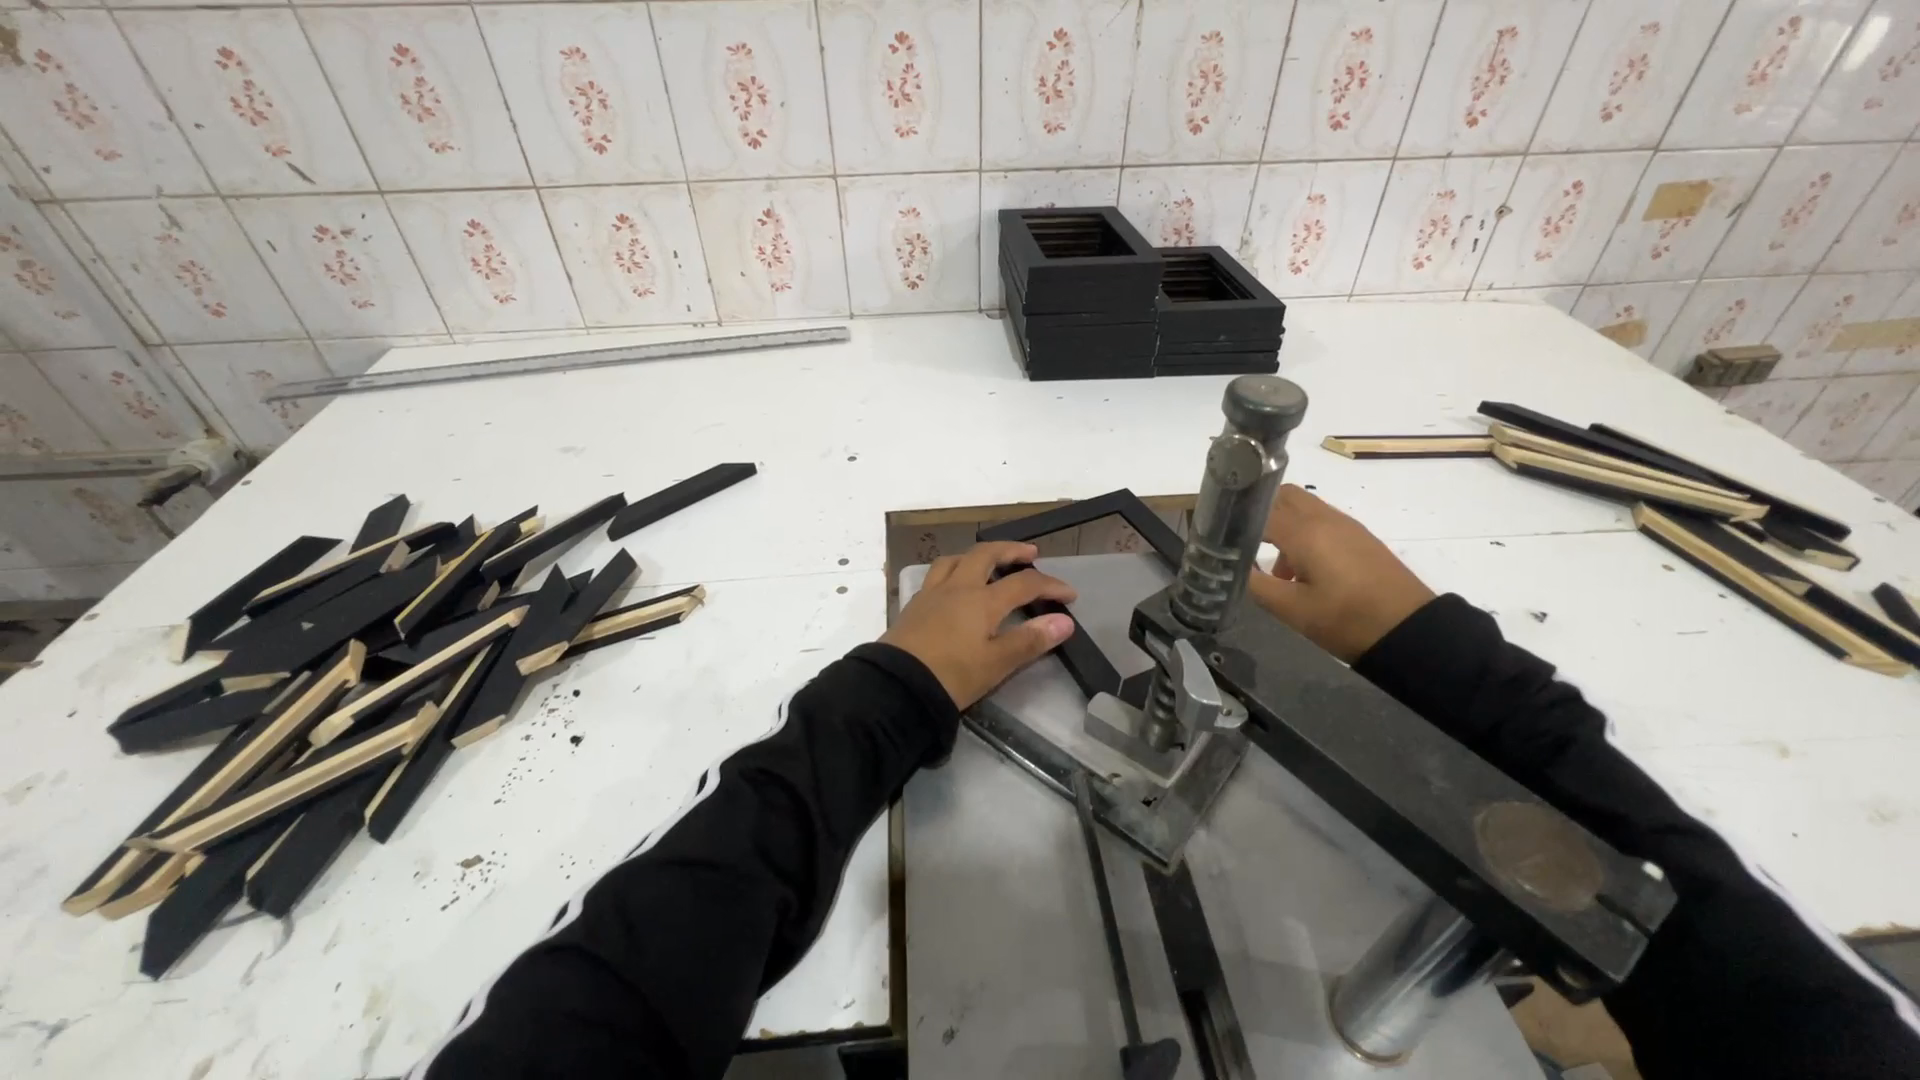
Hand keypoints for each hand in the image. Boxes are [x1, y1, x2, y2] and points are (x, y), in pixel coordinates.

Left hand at [882, 542, 1077, 708]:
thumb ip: (1030, 640)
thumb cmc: (951, 676)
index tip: (1069, 596)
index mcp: (982, 601)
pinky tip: (955, 585)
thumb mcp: (996, 663)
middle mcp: (957, 588)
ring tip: (990, 562)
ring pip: (956, 559)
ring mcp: (932, 594)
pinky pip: (937, 575)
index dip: (1050, 586)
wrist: (897, 686)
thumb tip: (1064, 621)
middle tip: (1030, 553)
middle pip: (986, 555)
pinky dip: (954, 570)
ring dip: (978, 555)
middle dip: (1011, 550)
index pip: (1024, 583)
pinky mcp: (914, 606)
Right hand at [1246, 485, 1434, 662]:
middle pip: (1284, 496)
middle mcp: (1324, 519)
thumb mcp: (1293, 610)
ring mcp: (1346, 526)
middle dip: (1259, 513)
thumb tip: (1232, 570)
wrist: (1411, 631)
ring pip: (1304, 509)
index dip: (1234, 520)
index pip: (1258, 510)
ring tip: (1276, 572)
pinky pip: (1322, 523)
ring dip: (1283, 527)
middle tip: (1242, 543)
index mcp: (1304, 532)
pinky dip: (1303, 536)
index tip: (1216, 536)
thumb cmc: (1347, 620)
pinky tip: (1303, 574)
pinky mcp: (1360, 538)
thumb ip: (1256, 585)